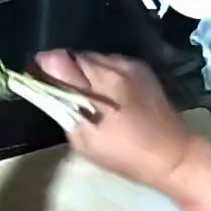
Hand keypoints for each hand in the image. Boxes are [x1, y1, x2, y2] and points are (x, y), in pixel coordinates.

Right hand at [33, 51, 198, 190]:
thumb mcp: (83, 139)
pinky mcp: (141, 67)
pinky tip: (106, 91)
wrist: (173, 154)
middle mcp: (111, 68)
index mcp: (95, 88)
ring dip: (83, 70)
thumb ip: (63, 107)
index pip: (57, 60)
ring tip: (85, 93)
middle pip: (75, 56)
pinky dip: (102, 72)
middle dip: (64, 69)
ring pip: (93, 57)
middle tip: (60, 89)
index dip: (44, 67)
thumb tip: (47, 87)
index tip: (37, 78)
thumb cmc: (123, 155)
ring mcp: (129, 65)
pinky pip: (111, 61)